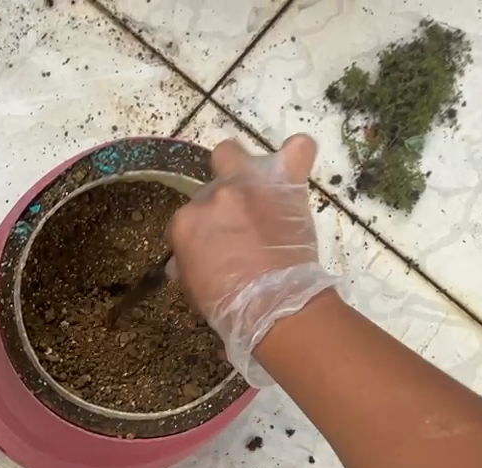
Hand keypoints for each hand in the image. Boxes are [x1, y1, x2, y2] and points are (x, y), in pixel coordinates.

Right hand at [169, 134, 339, 386]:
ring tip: (252, 191)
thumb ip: (187, 261)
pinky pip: (297, 150)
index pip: (184, 220)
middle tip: (231, 224)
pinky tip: (291, 170)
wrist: (272, 304)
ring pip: (231, 153)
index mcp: (185, 223)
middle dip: (215, 203)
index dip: (197, 235)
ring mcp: (249, 185)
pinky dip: (294, 156)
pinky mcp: (286, 183)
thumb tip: (186, 257)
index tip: (208, 251)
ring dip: (238, 169)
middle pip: (206, 187)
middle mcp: (213, 196)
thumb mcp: (191, 287)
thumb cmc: (226, 304)